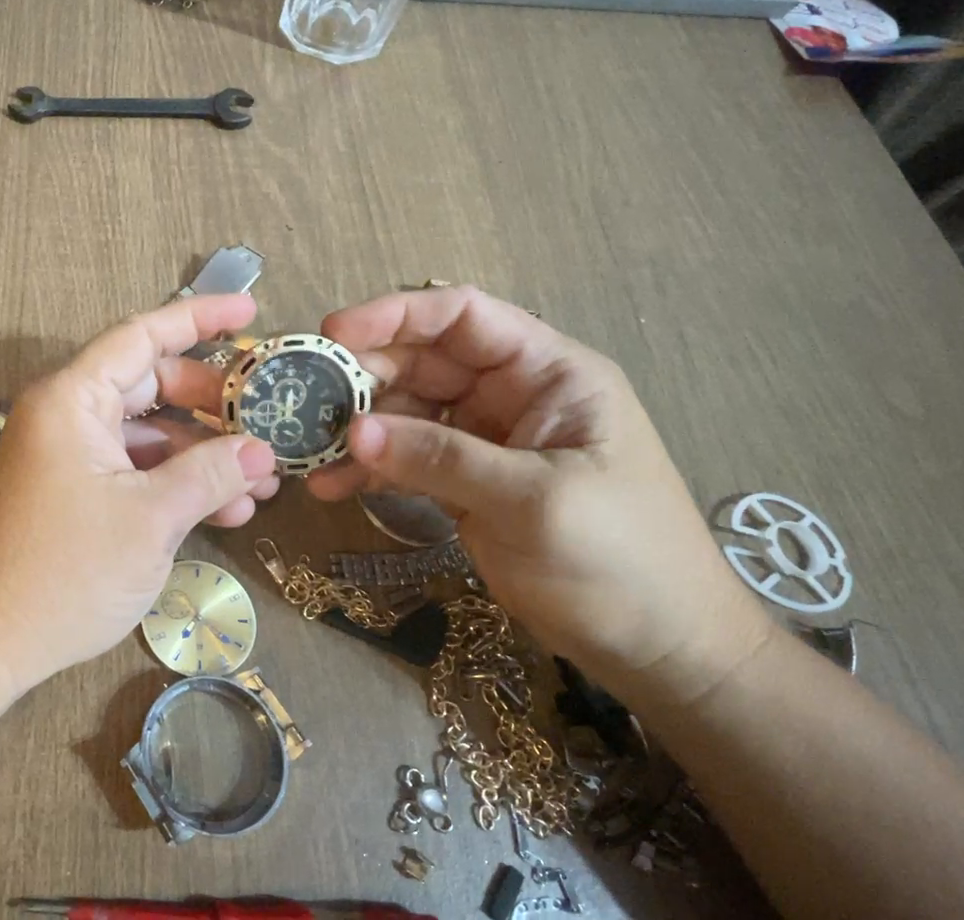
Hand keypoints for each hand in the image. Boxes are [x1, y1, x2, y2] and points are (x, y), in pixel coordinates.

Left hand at [0, 295, 278, 694]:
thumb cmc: (65, 572)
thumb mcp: (151, 519)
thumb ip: (210, 474)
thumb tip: (263, 451)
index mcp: (71, 399)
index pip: (141, 336)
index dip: (198, 318)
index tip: (250, 310)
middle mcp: (64, 415)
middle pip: (147, 384)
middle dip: (210, 403)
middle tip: (264, 423)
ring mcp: (64, 455)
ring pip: (143, 433)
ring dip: (198, 453)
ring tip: (259, 485)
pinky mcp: (67, 493)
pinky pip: (128, 469)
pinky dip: (170, 483)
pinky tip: (223, 510)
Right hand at [305, 287, 779, 705]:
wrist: (659, 648)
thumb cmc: (622, 559)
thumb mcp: (534, 500)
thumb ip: (441, 459)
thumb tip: (353, 432)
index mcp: (548, 373)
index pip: (463, 318)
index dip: (397, 315)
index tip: (334, 334)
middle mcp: (510, 395)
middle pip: (420, 362)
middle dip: (362, 376)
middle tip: (304, 401)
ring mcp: (483, 440)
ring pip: (402, 411)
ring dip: (354, 428)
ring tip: (307, 450)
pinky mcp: (461, 483)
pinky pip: (402, 459)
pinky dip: (366, 469)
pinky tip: (330, 487)